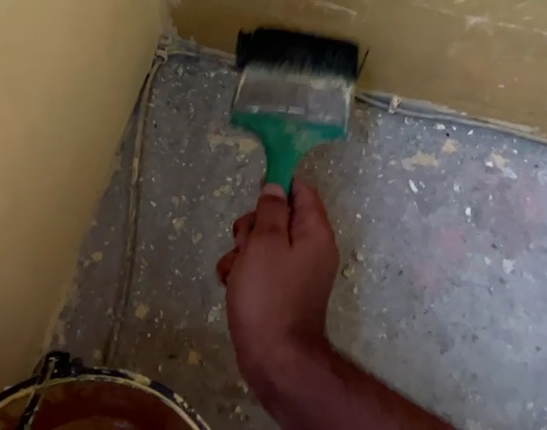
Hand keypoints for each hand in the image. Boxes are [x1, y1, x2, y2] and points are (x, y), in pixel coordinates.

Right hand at [214, 178, 339, 389]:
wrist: (274, 359)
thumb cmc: (268, 296)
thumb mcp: (264, 243)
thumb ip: (270, 210)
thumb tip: (276, 188)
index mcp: (315, 232)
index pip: (302, 190)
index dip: (277, 187)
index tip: (254, 195)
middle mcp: (310, 248)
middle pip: (278, 216)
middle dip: (253, 226)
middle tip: (245, 244)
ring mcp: (296, 271)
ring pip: (263, 243)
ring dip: (242, 251)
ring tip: (235, 272)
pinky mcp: (281, 291)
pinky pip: (260, 268)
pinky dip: (244, 272)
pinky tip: (232, 285)